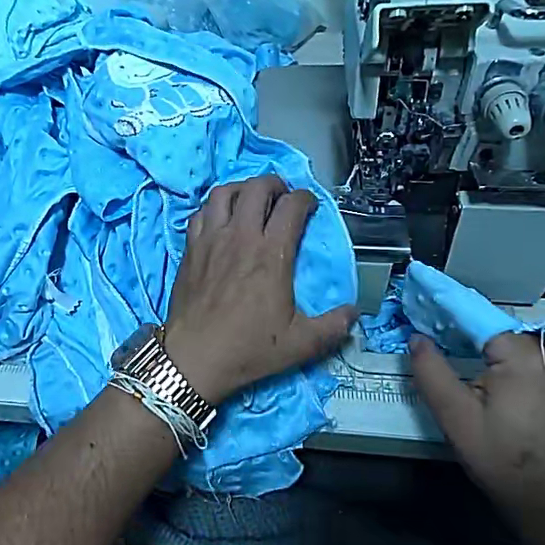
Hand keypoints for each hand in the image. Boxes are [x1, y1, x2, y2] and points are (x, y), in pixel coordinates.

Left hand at [164, 174, 358, 402]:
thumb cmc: (248, 348)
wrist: (194, 359)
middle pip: (258, 188)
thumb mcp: (301, 343)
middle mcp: (241, 237)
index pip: (292, 206)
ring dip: (242, 189)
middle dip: (276, 184)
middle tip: (283, 197)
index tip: (310, 206)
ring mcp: (212, 239)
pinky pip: (201, 212)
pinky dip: (214, 207)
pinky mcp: (191, 248)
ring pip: (225, 192)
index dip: (306, 199)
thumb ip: (334, 327)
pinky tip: (222, 219)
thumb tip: (354, 313)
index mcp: (271, 254)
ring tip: (251, 199)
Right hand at [409, 332, 544, 531]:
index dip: (441, 313)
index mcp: (521, 349)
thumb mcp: (457, 420)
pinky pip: (530, 358)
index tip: (415, 311)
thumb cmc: (507, 463)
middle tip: (430, 343)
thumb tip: (416, 338)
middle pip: (493, 328)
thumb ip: (431, 373)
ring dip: (484, 347)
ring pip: (511, 343)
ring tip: (454, 357)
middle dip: (461, 332)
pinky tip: (489, 378)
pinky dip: (506, 360)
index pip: (472, 314)